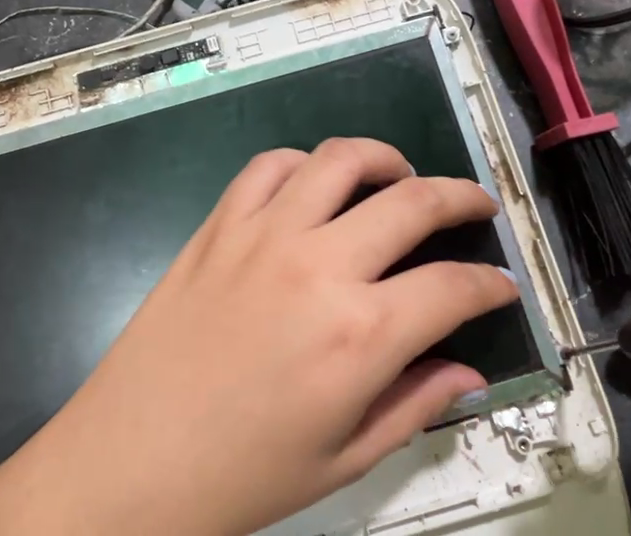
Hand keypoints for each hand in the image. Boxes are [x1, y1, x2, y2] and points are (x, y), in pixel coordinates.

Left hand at [0, 138, 518, 535]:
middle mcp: (319, 265)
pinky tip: (315, 185)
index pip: (453, 288)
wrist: (131, 459)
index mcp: (360, 334)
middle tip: (477, 207)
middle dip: (462, 198)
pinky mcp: (219, 224)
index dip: (490, 284)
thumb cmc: (242, 473)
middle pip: (413, 201)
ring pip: (341, 160)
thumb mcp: (344, 457)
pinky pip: (269, 166)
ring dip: (385, 159)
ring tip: (401, 177)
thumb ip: (415, 404)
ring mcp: (263, 234)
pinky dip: (304, 164)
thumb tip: (467, 371)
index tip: (499, 285)